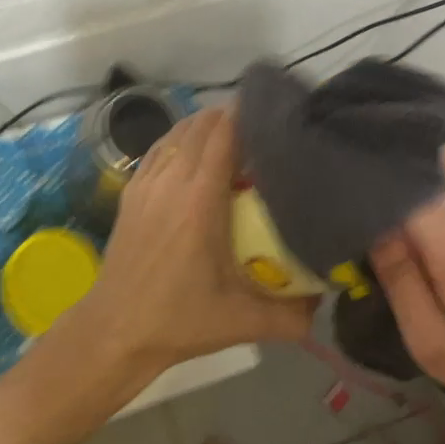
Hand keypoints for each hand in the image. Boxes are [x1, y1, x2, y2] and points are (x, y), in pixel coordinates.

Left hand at [76, 106, 314, 373]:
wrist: (117, 329)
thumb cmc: (181, 320)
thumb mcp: (245, 322)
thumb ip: (294, 313)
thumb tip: (327, 295)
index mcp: (200, 199)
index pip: (224, 134)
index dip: (247, 115)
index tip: (273, 114)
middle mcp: (171, 179)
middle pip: (201, 125)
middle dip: (230, 118)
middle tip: (261, 129)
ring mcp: (146, 182)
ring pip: (177, 132)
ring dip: (204, 127)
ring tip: (232, 138)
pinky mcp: (130, 190)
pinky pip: (158, 148)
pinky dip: (179, 140)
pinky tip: (193, 154)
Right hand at [369, 150, 444, 418]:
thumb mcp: (430, 342)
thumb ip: (398, 278)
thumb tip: (370, 225)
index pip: (404, 183)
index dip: (370, 179)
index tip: (339, 183)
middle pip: (425, 164)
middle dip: (389, 166)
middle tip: (352, 181)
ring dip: (414, 169)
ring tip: (381, 185)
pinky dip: (435, 176)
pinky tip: (413, 193)